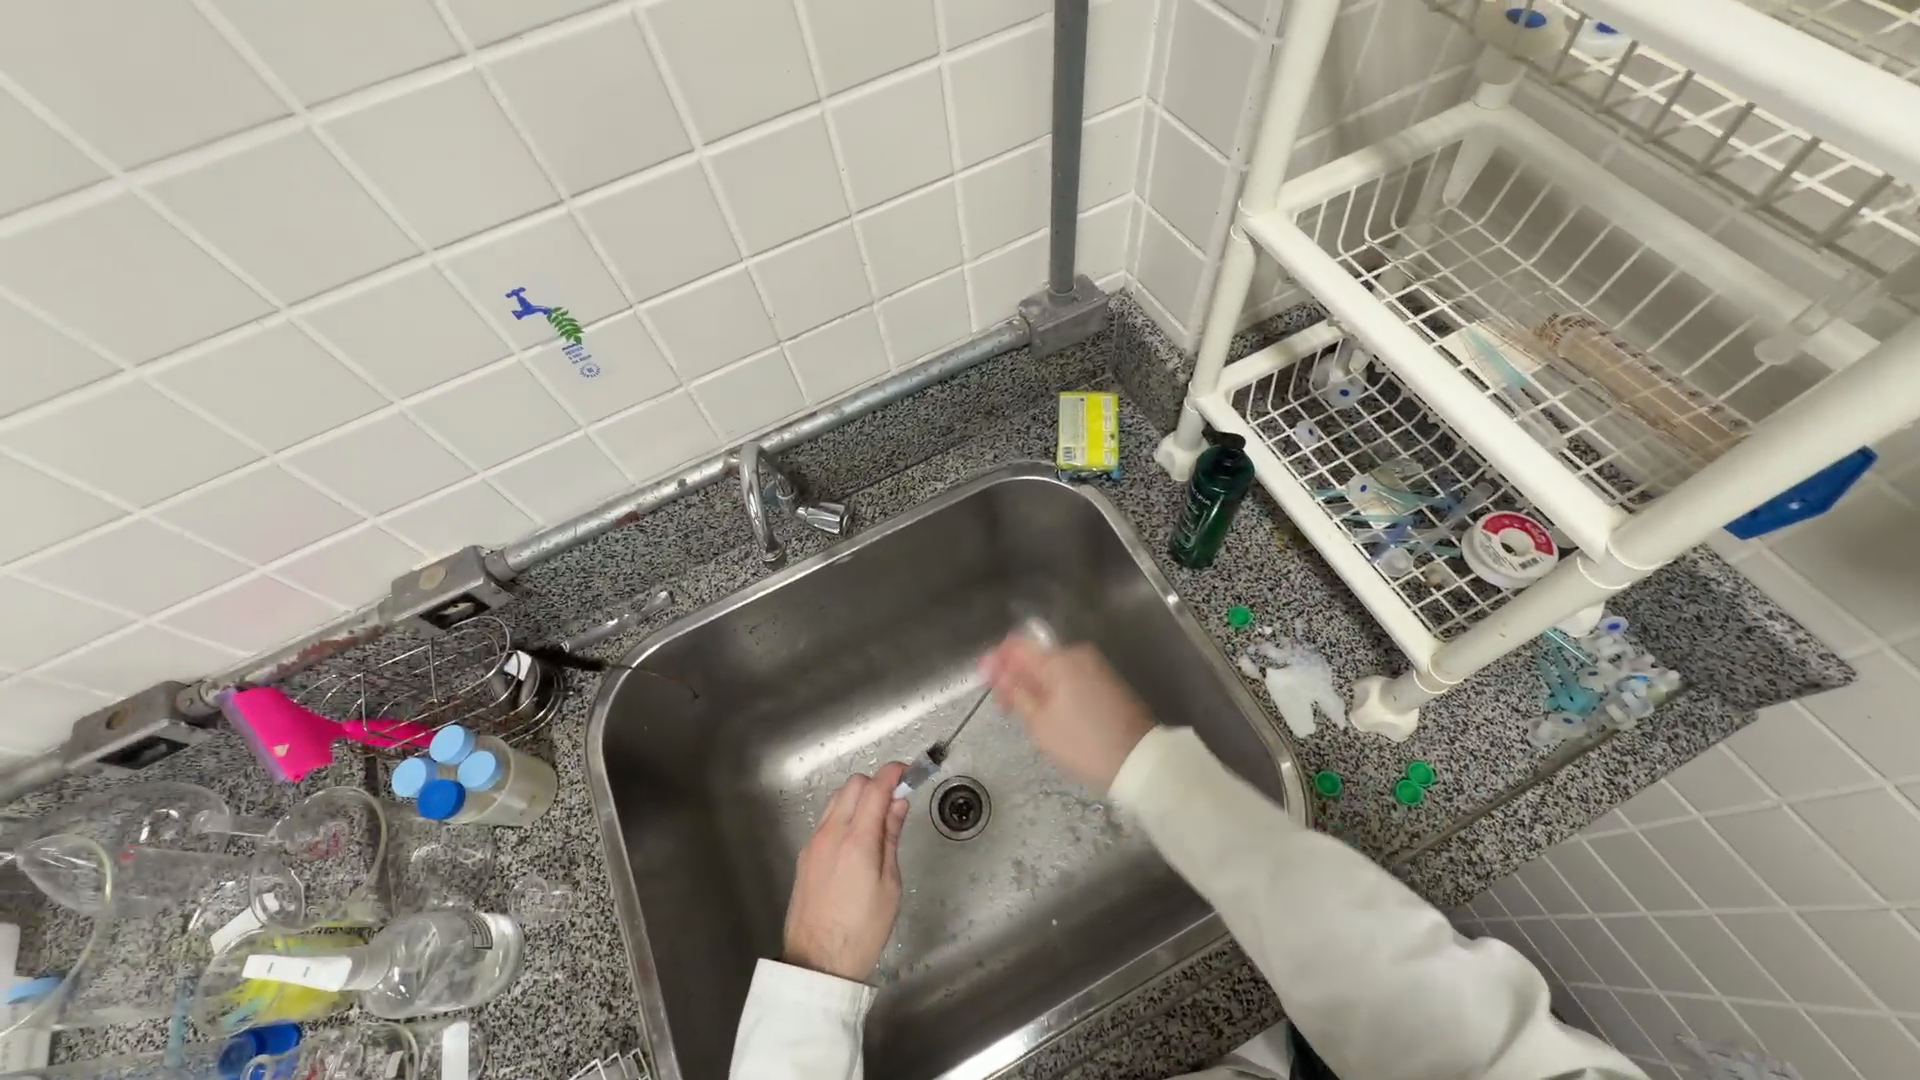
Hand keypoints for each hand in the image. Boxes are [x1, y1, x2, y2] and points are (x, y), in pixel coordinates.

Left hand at [783, 761, 910, 981]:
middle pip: (853, 785)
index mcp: (857, 840)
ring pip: (836, 799)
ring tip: (878, 819)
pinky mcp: (806, 856)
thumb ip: (891, 837)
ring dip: (859, 797)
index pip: (875, 788)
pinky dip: (845, 815)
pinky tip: (858, 837)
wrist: (817, 963)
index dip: (894, 773)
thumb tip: (897, 804)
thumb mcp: (890, 885)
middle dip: (876, 783)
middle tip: (896, 800)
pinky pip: (827, 819)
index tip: (908, 772)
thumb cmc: (863, 930)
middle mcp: (831, 834)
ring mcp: (814, 843)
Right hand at [980, 636, 1156, 789]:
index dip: (996, 660)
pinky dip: (1054, 687)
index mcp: (1058, 660)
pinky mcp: (1105, 679)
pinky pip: (1070, 675)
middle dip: (1015, 675)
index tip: (986, 681)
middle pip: (1034, 654)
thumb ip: (1016, 691)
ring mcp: (1094, 665)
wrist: (1138, 759)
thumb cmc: (1083, 744)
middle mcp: (1077, 653)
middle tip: (1005, 706)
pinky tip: (1049, 711)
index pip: (1015, 645)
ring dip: (1035, 683)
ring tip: (1026, 714)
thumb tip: (1000, 671)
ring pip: (1052, 666)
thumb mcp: (1039, 724)